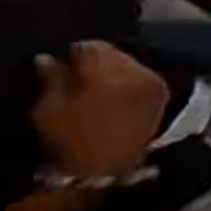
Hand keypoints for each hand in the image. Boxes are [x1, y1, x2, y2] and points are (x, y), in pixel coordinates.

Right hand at [31, 41, 167, 179]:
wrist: (114, 163)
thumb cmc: (73, 139)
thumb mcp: (50, 110)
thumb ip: (54, 79)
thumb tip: (48, 58)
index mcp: (108, 77)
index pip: (95, 47)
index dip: (77, 50)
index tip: (65, 58)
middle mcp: (139, 74)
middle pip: (117, 52)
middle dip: (97, 57)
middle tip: (78, 69)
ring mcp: (155, 81)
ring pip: (132, 60)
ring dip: (114, 65)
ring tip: (94, 80)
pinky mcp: (163, 90)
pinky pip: (143, 72)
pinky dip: (128, 75)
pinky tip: (113, 88)